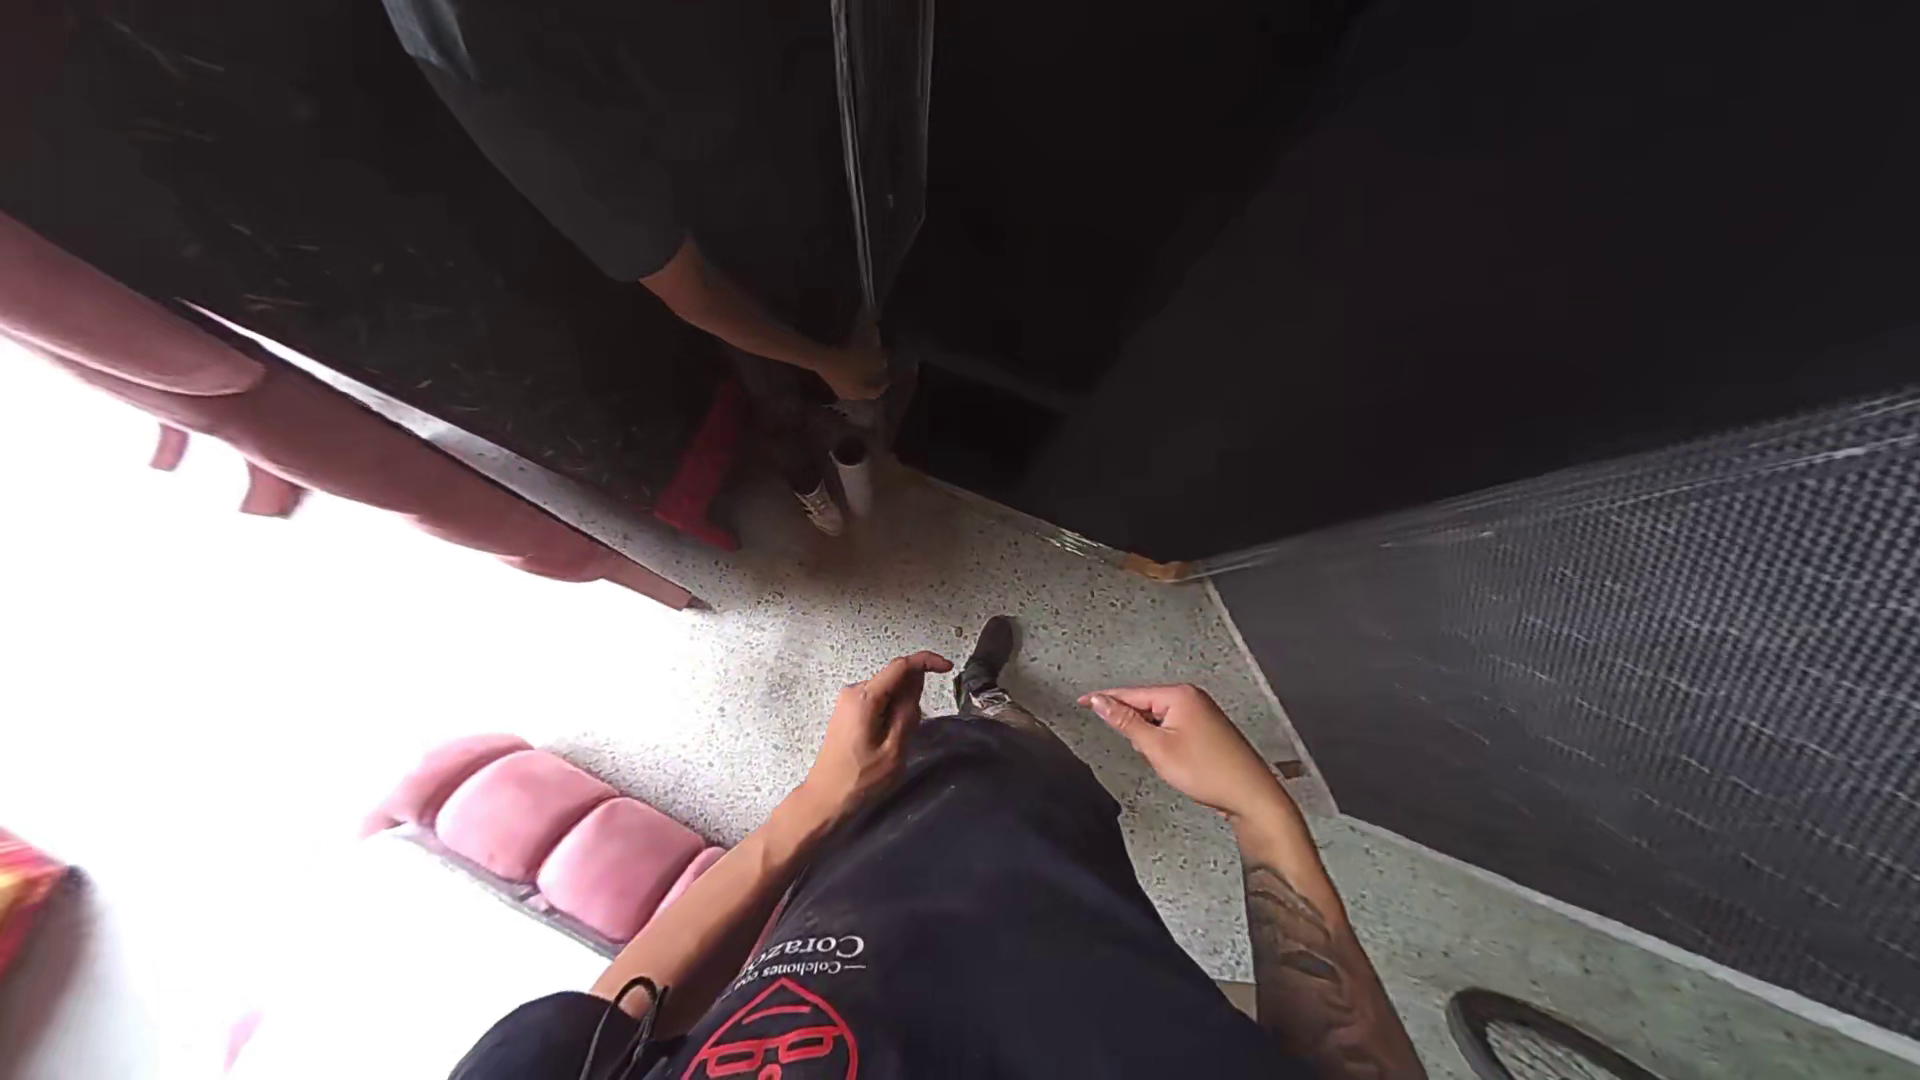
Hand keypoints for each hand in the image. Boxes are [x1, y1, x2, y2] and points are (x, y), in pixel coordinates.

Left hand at [796, 651, 951, 822]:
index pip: (901, 665)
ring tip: (897, 742)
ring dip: (901, 707)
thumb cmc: (860, 779)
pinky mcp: (848, 711)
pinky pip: (878, 700)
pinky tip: (888, 739)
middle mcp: (854, 691)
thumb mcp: (894, 749)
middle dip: (913, 696)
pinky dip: (891, 712)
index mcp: (864, 697)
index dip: (927, 661)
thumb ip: (908, 711)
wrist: (824, 799)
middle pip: (895, 678)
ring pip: (888, 690)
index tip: (948, 668)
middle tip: (912, 731)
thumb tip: (918, 681)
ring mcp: (848, 701)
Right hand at [820, 344, 890, 400]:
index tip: (889, 378)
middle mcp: (850, 396)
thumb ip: (877, 362)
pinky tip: (857, 371)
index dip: (883, 385)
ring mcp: (840, 391)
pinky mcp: (833, 384)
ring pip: (857, 388)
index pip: (875, 392)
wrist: (821, 358)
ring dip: (864, 380)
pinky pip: (849, 384)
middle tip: (880, 376)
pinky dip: (855, 378)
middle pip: (866, 392)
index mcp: (859, 393)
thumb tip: (885, 362)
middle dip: (873, 383)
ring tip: (869, 372)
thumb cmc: (844, 361)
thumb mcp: (864, 360)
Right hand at [1081, 684, 1288, 820]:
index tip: (1084, 701)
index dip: (1104, 700)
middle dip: (1135, 727)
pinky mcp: (1206, 727)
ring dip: (1152, 738)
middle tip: (1145, 752)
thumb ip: (1124, 722)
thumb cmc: (1211, 773)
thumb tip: (1101, 702)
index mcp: (1180, 695)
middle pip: (1144, 705)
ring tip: (1169, 762)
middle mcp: (1192, 697)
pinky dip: (1166, 742)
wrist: (1251, 796)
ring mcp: (1202, 711)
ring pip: (1158, 719)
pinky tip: (1177, 762)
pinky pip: (1173, 727)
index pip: (1130, 693)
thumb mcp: (1156, 747)